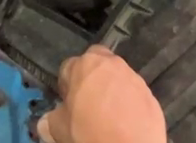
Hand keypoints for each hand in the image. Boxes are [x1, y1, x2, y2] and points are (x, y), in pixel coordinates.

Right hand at [38, 45, 164, 142]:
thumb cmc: (90, 133)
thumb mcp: (61, 130)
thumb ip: (51, 121)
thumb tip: (45, 123)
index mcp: (84, 65)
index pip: (68, 68)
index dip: (66, 87)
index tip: (68, 104)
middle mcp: (110, 64)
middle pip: (96, 62)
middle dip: (91, 77)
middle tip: (89, 102)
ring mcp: (133, 78)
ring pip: (118, 77)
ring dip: (113, 89)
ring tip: (110, 115)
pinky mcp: (150, 96)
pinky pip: (135, 96)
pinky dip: (130, 105)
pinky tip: (126, 124)